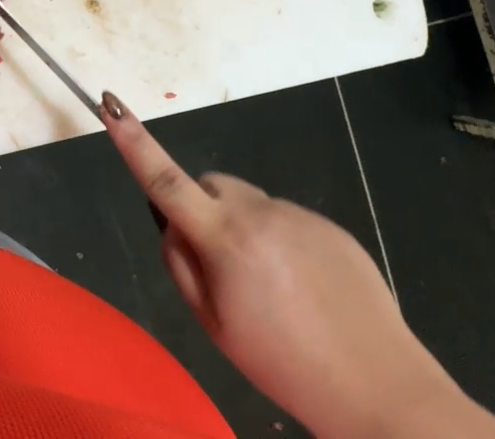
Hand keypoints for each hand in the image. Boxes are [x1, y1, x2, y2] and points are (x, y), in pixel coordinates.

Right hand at [98, 91, 494, 438]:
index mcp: (224, 238)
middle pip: (209, 184)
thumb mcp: (211, 321)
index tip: (112, 104)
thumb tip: (174, 225)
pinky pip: (285, 220)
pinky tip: (301, 287)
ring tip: (269, 286)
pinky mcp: (333, 228)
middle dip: (200, 206)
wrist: (382, 390)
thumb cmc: (282, 363)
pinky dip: (277, 240)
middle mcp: (261, 213)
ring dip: (240, 226)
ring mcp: (301, 217)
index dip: (133, 141)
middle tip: (215, 262)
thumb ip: (180, 263)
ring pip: (247, 203)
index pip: (164, 179)